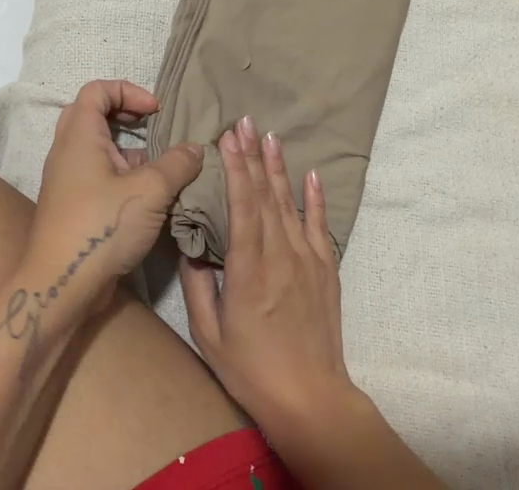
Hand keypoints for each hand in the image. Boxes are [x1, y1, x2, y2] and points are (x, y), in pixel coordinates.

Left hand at [26, 81, 203, 304]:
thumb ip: (177, 164)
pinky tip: (152, 196)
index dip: (129, 91)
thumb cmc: (101, 226)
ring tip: (163, 165)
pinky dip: (125, 174)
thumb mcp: (150, 191)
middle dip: (128, 115)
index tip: (156, 111)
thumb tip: (196, 149)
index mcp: (79, 136)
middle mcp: (68, 152)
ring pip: (100, 148)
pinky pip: (100, 175)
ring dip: (131, 149)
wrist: (61, 285)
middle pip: (95, 115)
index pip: (97, 90)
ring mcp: (69, 180)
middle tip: (155, 126)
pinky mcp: (74, 205)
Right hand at [181, 116, 357, 428]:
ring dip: (279, 168)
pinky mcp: (326, 269)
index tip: (228, 136)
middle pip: (266, 195)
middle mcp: (281, 255)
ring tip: (271, 136)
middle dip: (254, 155)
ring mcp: (308, 260)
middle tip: (245, 121)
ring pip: (290, 204)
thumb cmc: (251, 370)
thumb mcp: (209, 333)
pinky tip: (309, 174)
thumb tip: (192, 246)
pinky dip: (314, 198)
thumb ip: (198, 285)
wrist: (310, 398)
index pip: (242, 205)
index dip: (236, 168)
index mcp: (249, 269)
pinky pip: (320, 225)